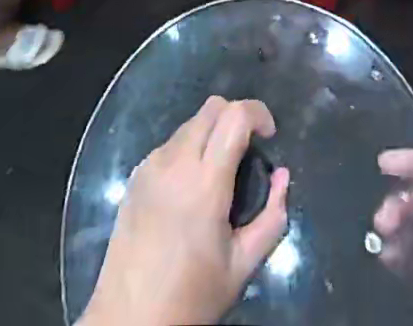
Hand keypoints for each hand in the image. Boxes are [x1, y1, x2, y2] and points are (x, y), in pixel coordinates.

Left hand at [79, 97, 290, 325]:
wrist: (129, 316)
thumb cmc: (191, 294)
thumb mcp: (242, 265)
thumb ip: (271, 217)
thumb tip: (283, 176)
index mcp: (204, 182)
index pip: (233, 117)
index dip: (258, 113)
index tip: (270, 134)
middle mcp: (174, 161)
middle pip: (211, 107)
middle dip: (236, 116)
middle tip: (250, 150)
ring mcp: (150, 163)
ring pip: (189, 123)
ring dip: (212, 133)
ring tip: (221, 174)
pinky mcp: (136, 173)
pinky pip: (170, 144)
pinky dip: (189, 149)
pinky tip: (192, 188)